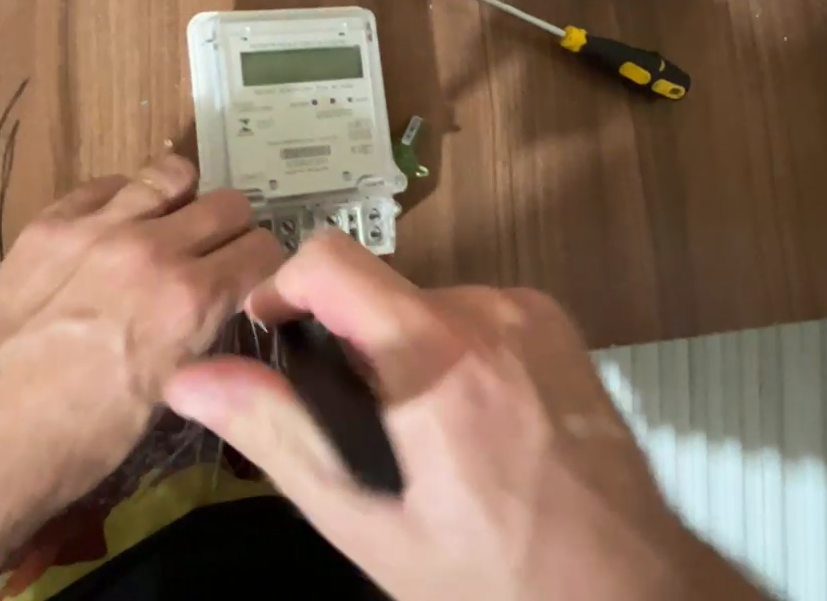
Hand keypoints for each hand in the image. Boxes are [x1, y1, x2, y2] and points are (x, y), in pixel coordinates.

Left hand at [0, 152, 282, 515]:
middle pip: (230, 203)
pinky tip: (114, 230)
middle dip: (234, 231)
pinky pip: (110, 184)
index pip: (262, 249)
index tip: (252, 279)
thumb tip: (221, 298)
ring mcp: (98, 228)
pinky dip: (125, 202)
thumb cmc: (80, 442)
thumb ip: (202, 328)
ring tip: (169, 227)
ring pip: (174, 173)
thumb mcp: (168, 393)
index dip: (264, 266)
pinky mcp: (51, 221)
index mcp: (190, 300)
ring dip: (184, 201)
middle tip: (215, 255)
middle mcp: (154, 250)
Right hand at [165, 231, 761, 600]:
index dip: (284, 287)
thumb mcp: (368, 522)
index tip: (275, 337)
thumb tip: (192, 378)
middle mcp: (485, 310)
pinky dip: (451, 348)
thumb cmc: (492, 574)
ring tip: (421, 433)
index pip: (329, 259)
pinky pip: (472, 311)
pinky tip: (470, 418)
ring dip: (403, 350)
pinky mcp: (555, 319)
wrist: (634, 591)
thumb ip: (278, 434)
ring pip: (423, 303)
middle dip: (350, 342)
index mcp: (434, 354)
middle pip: (375, 290)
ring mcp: (528, 310)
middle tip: (361, 424)